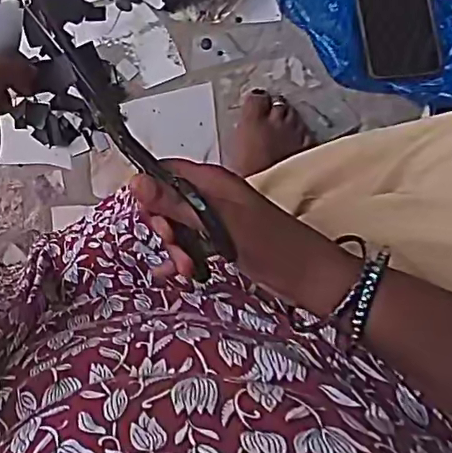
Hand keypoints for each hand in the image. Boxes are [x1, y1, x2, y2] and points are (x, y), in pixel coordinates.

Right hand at [129, 161, 359, 314]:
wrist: (315, 280)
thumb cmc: (273, 247)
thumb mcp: (217, 224)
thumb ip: (175, 203)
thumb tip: (135, 182)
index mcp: (211, 181)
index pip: (163, 171)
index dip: (150, 192)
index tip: (153, 219)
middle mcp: (210, 195)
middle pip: (165, 200)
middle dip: (162, 225)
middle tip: (172, 245)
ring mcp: (215, 217)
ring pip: (175, 224)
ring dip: (172, 245)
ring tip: (184, 266)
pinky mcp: (220, 239)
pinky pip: (189, 241)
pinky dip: (181, 255)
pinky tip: (180, 272)